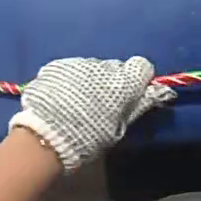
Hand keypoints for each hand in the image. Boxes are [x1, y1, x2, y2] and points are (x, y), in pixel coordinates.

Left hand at [10, 57, 174, 171]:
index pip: (142, 66)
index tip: (131, 94)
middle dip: (111, 81)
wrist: (45, 133)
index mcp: (123, 82)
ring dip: (89, 80)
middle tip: (100, 103)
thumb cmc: (87, 136)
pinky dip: (70, 80)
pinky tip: (60, 97)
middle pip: (114, 67)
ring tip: (76, 103)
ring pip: (91, 68)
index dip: (137, 80)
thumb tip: (155, 93)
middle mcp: (102, 66)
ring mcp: (77, 63)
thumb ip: (136, 107)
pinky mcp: (56, 65)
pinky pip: (70, 69)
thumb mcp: (117, 128)